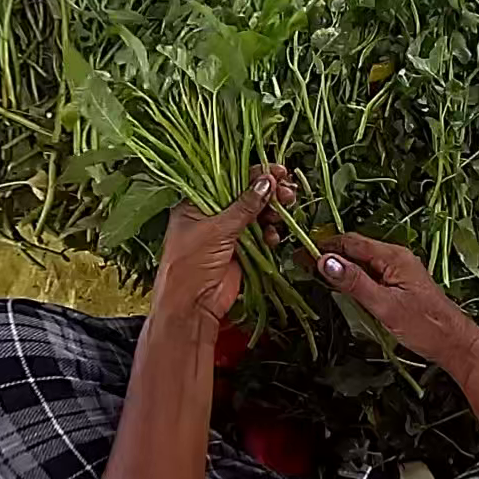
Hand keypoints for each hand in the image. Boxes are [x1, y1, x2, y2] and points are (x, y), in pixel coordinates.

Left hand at [153, 165, 296, 324]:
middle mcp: (212, 214)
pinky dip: (269, 233)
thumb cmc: (190, 264)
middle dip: (269, 193)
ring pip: (257, 214)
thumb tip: (266, 182)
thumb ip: (244, 205)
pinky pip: (261, 234)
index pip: (228, 179)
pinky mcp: (241, 249)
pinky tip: (272, 237)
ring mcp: (228, 232)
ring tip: (283, 214)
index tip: (277, 171)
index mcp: (197, 203)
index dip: (254, 174)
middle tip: (287, 192)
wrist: (192, 306)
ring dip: (272, 212)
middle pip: (247, 195)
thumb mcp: (217, 229)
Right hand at [309, 233, 478, 372]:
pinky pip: (370, 273)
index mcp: (393, 256)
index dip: (324, 246)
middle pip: (356, 248)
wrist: (454, 342)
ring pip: (362, 261)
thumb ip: (354, 282)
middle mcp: (395, 257)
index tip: (299, 253)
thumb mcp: (384, 305)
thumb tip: (325, 261)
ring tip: (313, 272)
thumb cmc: (424, 325)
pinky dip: (352, 276)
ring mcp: (398, 270)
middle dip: (328, 254)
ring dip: (339, 265)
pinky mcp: (399, 283)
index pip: (351, 242)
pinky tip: (341, 285)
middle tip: (300, 263)